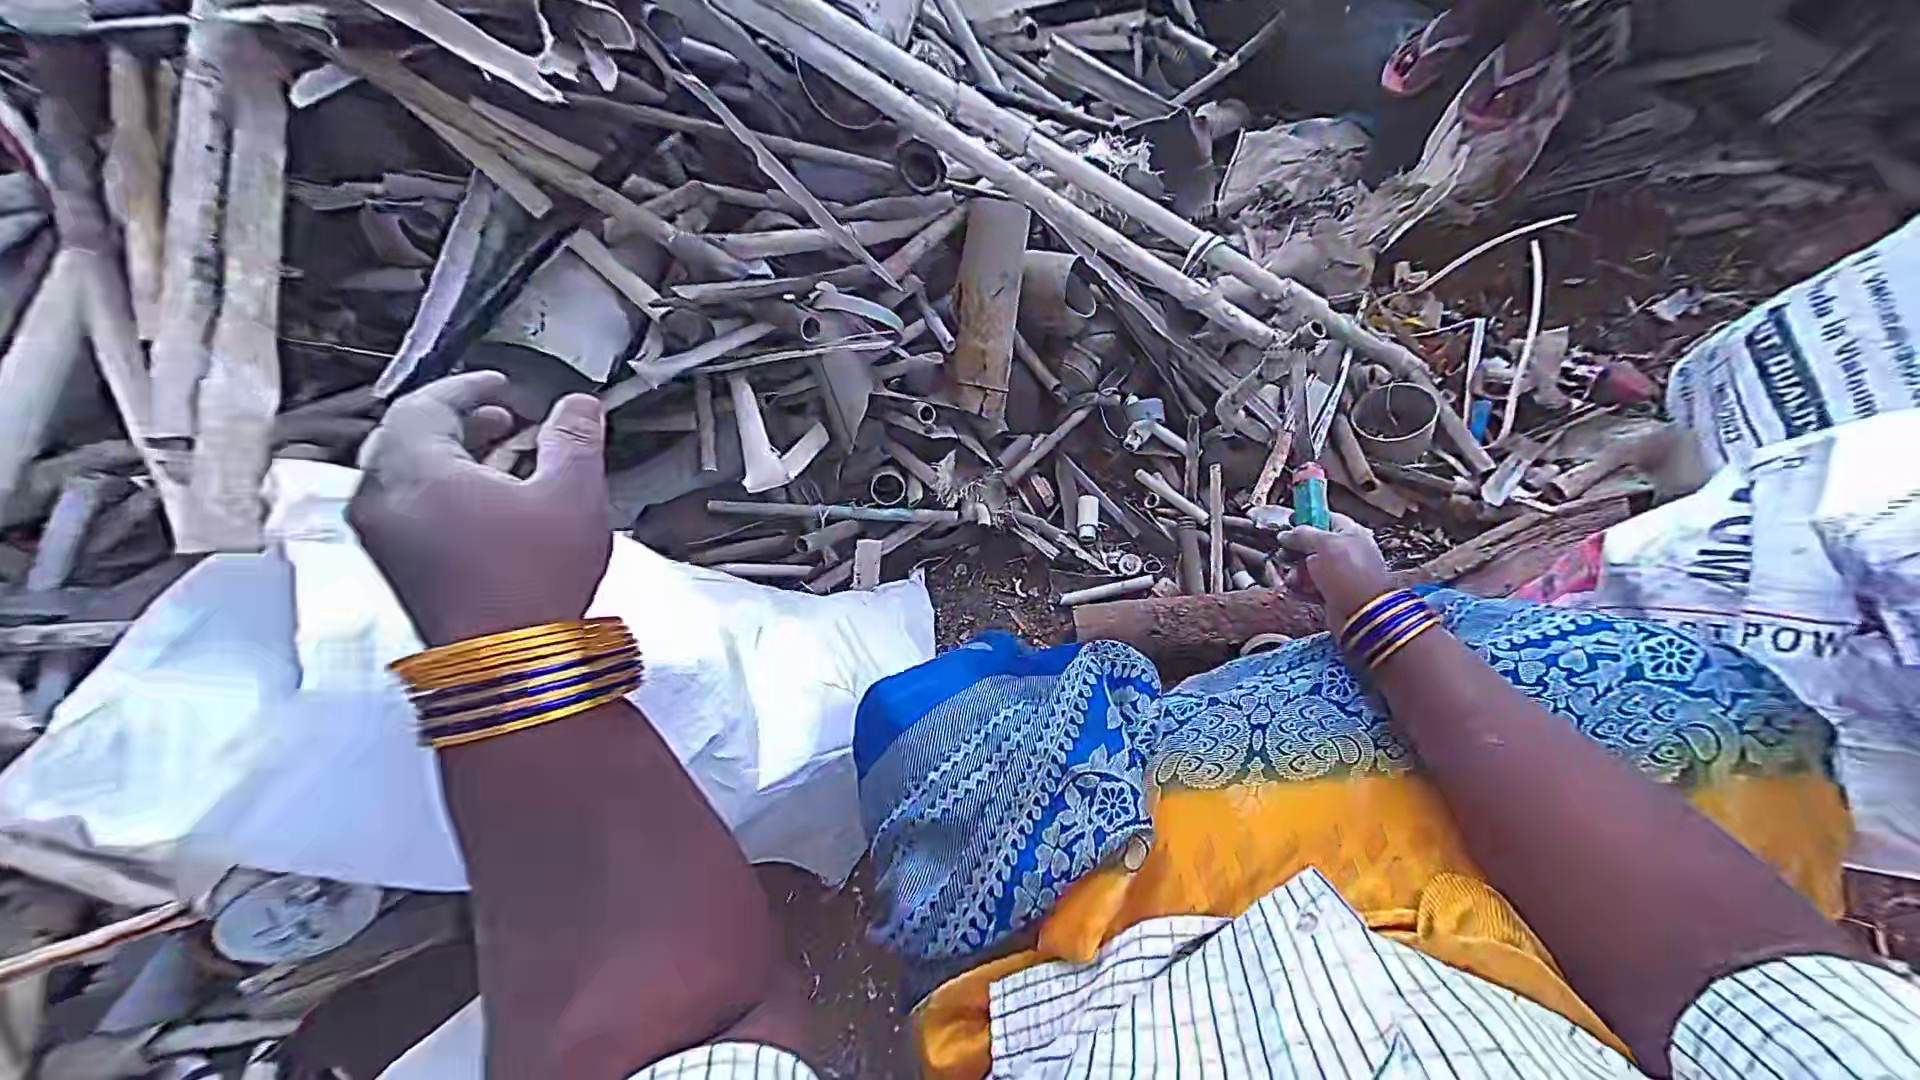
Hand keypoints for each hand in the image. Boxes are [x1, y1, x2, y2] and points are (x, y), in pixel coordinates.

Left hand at [348, 372, 611, 646]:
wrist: (511, 659)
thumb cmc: (535, 578)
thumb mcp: (572, 495)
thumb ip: (574, 440)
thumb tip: (578, 405)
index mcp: (415, 471)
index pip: (426, 405)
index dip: (468, 387)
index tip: (499, 383)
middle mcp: (383, 500)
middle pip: (410, 438)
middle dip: (461, 421)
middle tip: (503, 415)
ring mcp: (387, 537)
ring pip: (411, 475)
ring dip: (457, 455)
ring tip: (505, 454)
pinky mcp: (402, 566)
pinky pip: (414, 508)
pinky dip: (449, 489)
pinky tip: (493, 500)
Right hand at [1276, 512, 1394, 632]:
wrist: (1362, 613)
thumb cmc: (1347, 573)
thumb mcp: (1324, 546)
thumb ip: (1302, 535)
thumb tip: (1284, 534)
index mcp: (1351, 533)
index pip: (1325, 518)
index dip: (1306, 519)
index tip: (1288, 523)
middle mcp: (1346, 550)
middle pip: (1312, 543)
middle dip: (1296, 550)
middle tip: (1285, 555)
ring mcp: (1339, 572)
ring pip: (1307, 565)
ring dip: (1296, 571)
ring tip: (1295, 579)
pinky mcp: (1332, 590)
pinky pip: (1309, 583)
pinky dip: (1302, 586)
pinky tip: (1300, 590)